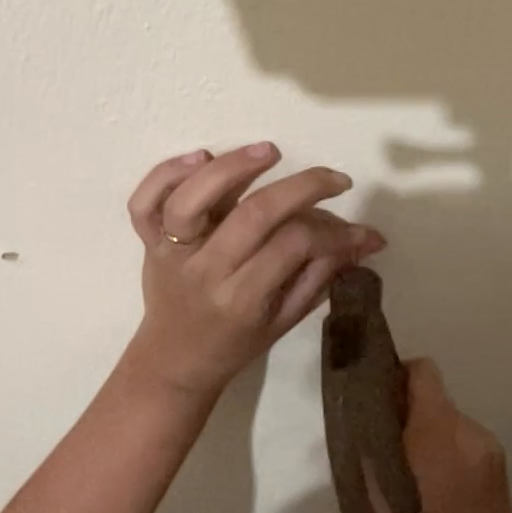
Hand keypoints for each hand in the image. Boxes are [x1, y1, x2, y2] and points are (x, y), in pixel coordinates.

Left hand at [122, 143, 384, 399]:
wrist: (173, 361)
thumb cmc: (237, 341)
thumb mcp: (286, 317)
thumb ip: (323, 274)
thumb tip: (367, 238)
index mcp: (242, 299)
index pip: (294, 246)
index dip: (333, 232)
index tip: (359, 229)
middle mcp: (205, 271)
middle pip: (253, 215)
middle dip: (302, 188)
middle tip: (335, 179)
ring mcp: (171, 252)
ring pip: (192, 201)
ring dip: (232, 168)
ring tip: (270, 151)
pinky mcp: (148, 240)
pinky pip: (145, 203)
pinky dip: (165, 173)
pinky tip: (200, 157)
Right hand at [377, 360, 511, 512]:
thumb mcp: (380, 494)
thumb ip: (378, 444)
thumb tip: (371, 409)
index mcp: (438, 434)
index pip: (422, 373)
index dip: (397, 376)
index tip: (376, 397)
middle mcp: (470, 431)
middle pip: (434, 399)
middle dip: (408, 414)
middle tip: (385, 446)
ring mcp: (490, 447)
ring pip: (448, 422)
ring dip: (427, 435)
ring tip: (410, 477)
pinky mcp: (499, 464)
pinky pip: (463, 442)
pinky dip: (445, 453)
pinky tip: (434, 489)